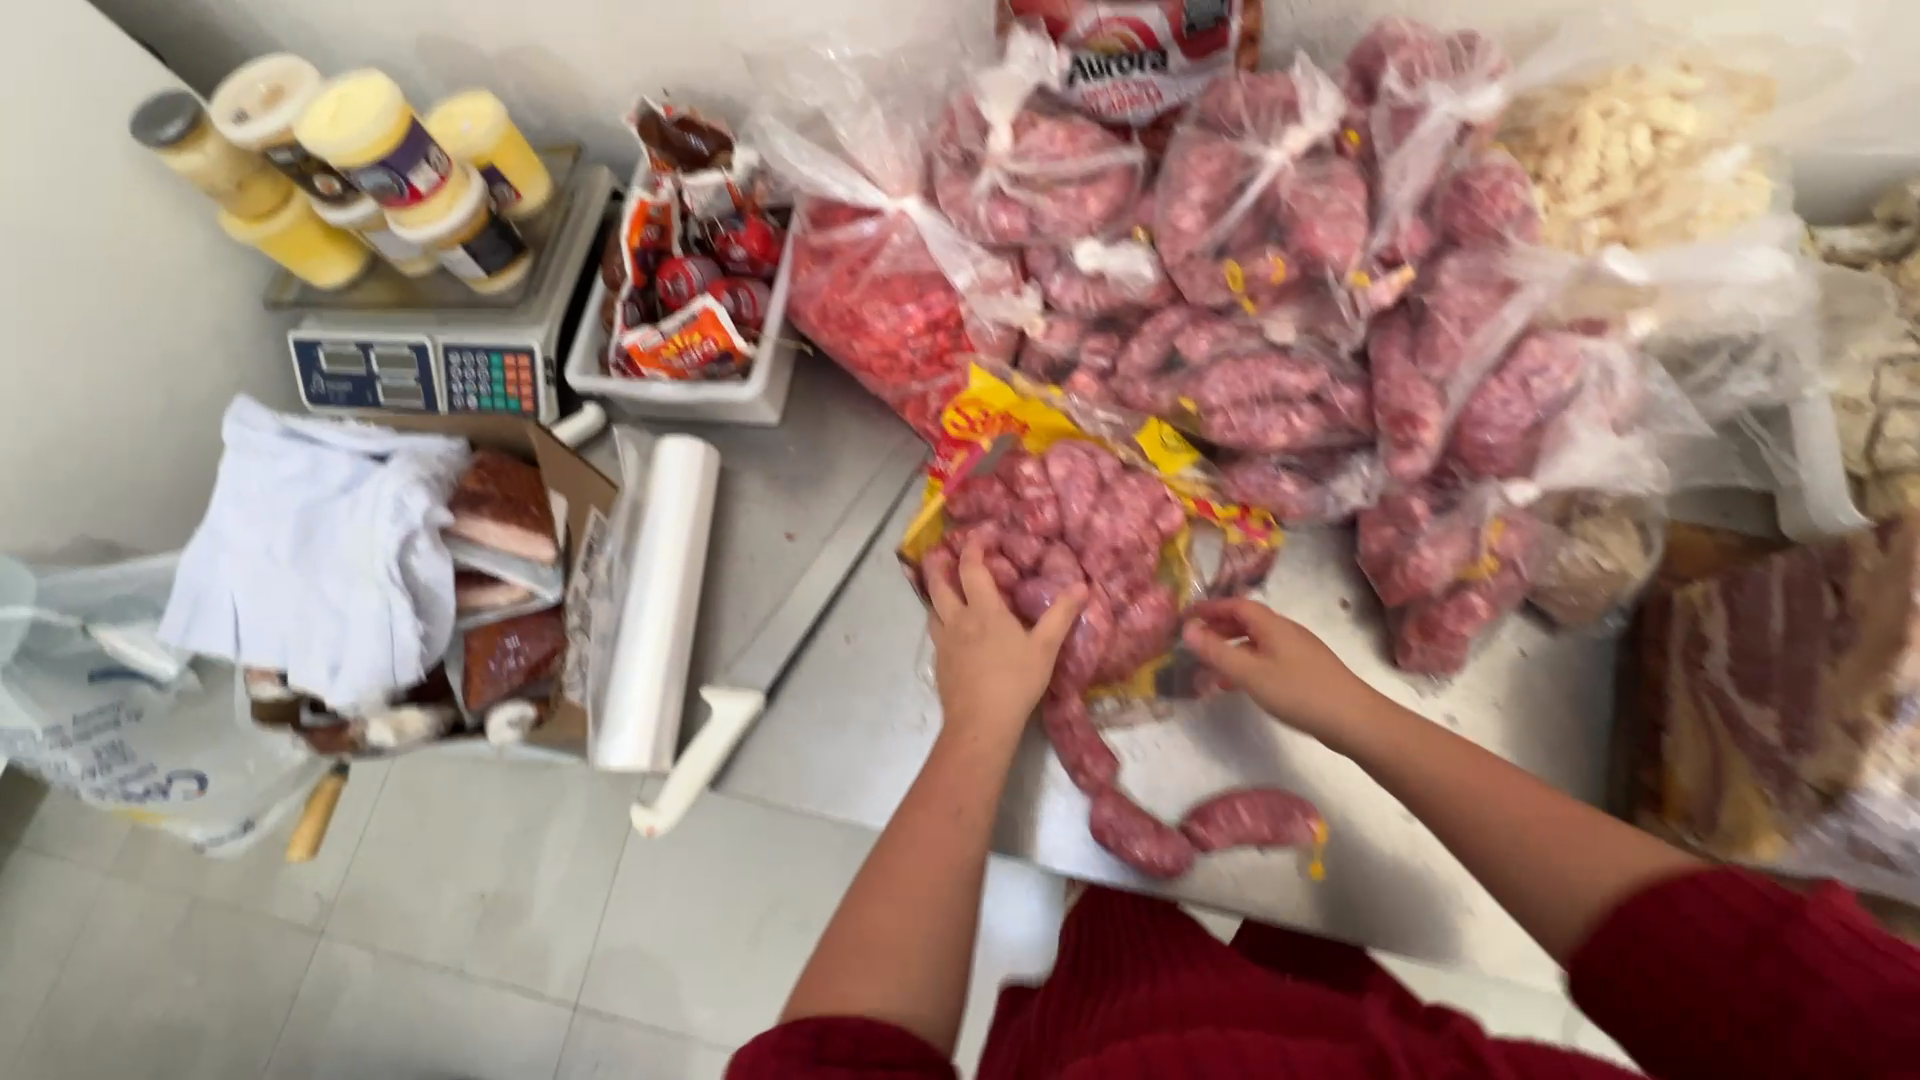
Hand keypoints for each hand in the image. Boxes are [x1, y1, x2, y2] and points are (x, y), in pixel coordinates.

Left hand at [927, 537, 1084, 742]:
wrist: (980, 722)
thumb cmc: (1016, 681)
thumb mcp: (1046, 647)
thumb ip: (1061, 615)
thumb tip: (1082, 585)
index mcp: (983, 610)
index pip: (971, 569)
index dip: (972, 548)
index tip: (978, 535)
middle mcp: (957, 620)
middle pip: (939, 585)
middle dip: (938, 566)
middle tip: (938, 553)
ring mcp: (944, 643)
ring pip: (932, 610)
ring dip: (936, 595)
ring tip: (942, 590)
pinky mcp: (939, 664)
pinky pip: (936, 634)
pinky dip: (940, 622)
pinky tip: (950, 632)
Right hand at [1181, 597, 1378, 749]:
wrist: (1354, 720)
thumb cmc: (1298, 692)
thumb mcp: (1249, 673)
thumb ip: (1216, 651)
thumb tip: (1187, 629)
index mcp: (1273, 625)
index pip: (1237, 605)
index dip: (1211, 607)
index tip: (1187, 616)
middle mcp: (1286, 631)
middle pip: (1248, 620)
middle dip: (1219, 627)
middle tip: (1195, 640)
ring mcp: (1299, 650)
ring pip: (1258, 641)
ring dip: (1232, 647)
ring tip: (1211, 665)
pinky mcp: (1306, 670)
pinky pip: (1268, 657)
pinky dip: (1248, 663)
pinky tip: (1240, 684)